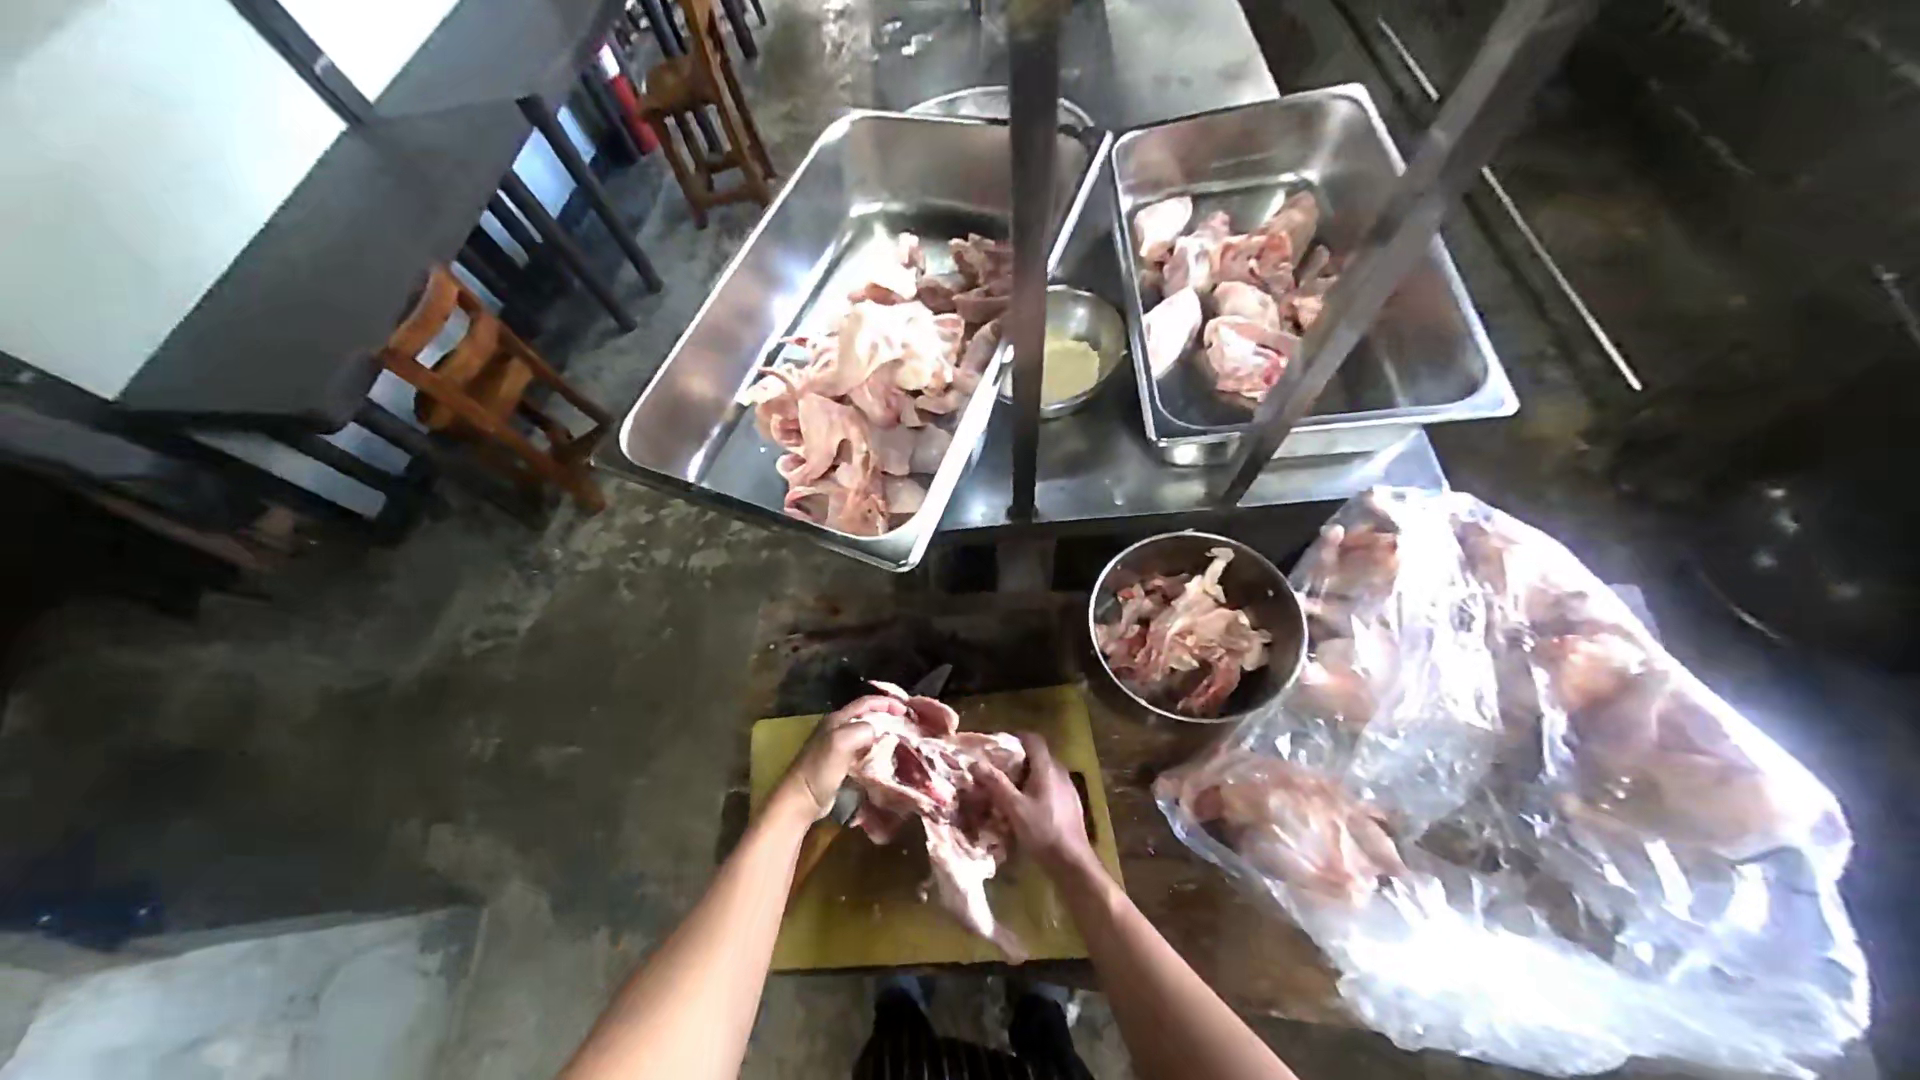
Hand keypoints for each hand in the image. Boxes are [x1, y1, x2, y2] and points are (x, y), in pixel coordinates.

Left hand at [775, 694, 900, 820]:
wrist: (801, 799)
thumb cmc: (820, 769)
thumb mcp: (841, 742)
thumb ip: (862, 730)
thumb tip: (876, 733)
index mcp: (837, 719)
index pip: (866, 703)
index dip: (886, 703)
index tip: (905, 710)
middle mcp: (837, 729)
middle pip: (866, 717)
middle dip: (886, 718)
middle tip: (905, 725)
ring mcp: (837, 747)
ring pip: (865, 735)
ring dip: (882, 736)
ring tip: (900, 742)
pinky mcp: (839, 764)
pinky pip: (862, 752)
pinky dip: (875, 752)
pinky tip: (884, 760)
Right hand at [973, 733, 1097, 875]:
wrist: (1072, 862)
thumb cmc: (1042, 831)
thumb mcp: (1014, 808)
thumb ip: (996, 784)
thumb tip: (975, 763)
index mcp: (1047, 768)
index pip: (1033, 739)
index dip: (1015, 737)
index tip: (997, 745)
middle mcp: (1059, 772)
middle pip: (1037, 755)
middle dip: (1017, 758)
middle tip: (996, 768)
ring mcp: (1067, 788)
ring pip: (1044, 772)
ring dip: (1026, 774)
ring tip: (1007, 787)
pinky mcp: (1070, 803)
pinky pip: (1050, 786)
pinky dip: (1036, 788)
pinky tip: (1026, 805)